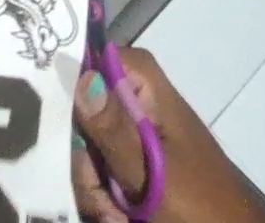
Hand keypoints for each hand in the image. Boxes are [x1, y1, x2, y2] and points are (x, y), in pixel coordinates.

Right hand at [71, 54, 157, 222]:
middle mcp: (137, 106)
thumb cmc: (199, 206)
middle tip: (103, 191)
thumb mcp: (151, 170)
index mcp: (148, 90)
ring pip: (85, 151)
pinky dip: (103, 201)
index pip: (99, 59)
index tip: (65, 121)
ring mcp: (133, 139)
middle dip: (86, 160)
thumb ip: (113, 127)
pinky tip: (120, 219)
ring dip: (94, 188)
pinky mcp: (131, 169)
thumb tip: (80, 75)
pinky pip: (97, 176)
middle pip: (83, 113)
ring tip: (118, 216)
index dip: (76, 85)